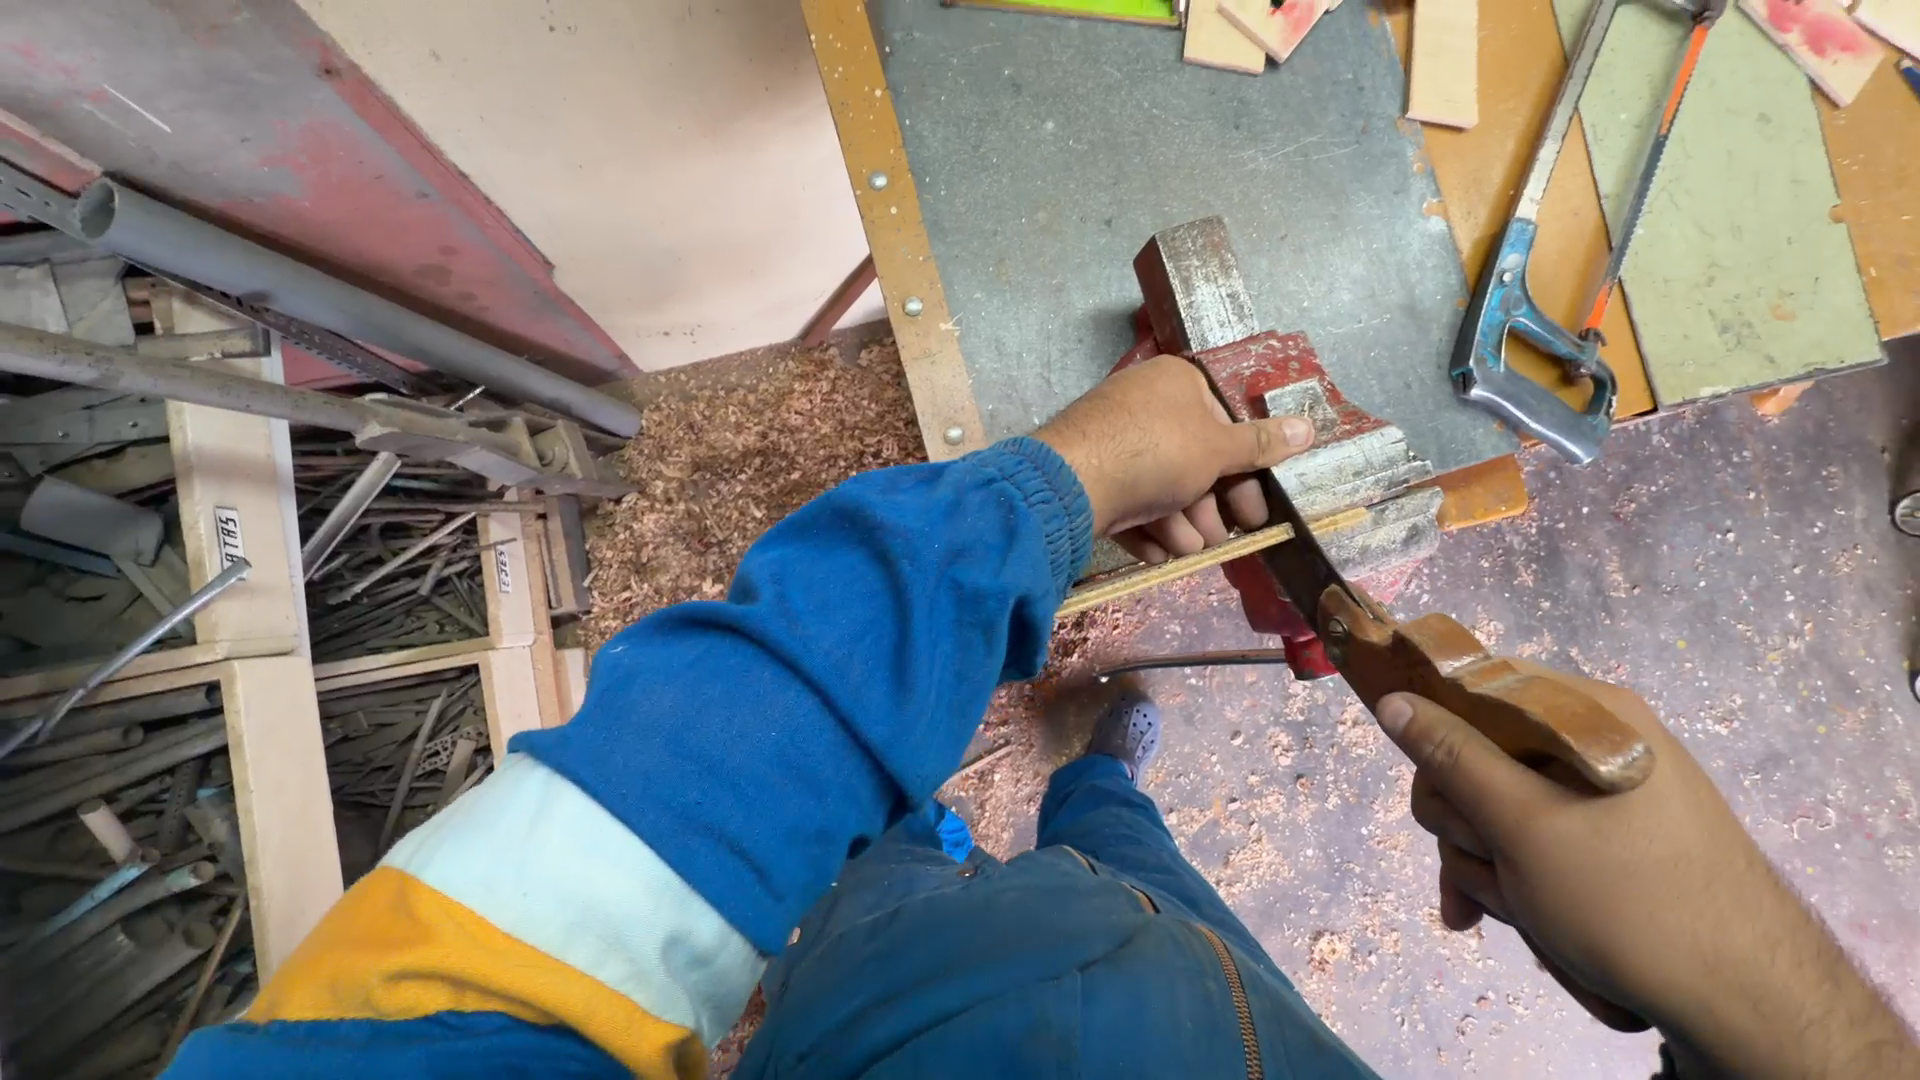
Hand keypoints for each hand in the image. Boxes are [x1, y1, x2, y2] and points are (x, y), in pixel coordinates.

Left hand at [1033, 354, 1312, 561]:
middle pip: (1190, 461)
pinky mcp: (1090, 477)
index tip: (1255, 511)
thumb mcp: (1217, 448)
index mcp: (1175, 384)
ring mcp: (1111, 442)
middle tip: (1221, 541)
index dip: (1243, 470)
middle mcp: (1142, 407)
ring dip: (1179, 524)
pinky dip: (1145, 529)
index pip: (1221, 424)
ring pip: (1158, 487)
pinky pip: (1127, 502)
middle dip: (1209, 508)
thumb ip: (1259, 444)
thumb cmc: (1157, 453)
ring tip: (1188, 549)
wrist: (1073, 482)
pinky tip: (1157, 554)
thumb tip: (1307, 428)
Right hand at [1375, 669, 1919, 1078]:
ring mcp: (1598, 796)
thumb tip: (1391, 700)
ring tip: (1512, 907)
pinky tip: (1504, 917)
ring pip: (1491, 805)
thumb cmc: (1630, 900)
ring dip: (1483, 860)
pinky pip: (1523, 840)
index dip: (1436, 721)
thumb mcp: (1521, 824)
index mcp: (1589, 717)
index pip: (1479, 685)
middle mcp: (1594, 744)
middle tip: (1480, 859)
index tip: (1423, 772)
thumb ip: (1450, 756)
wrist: (1754, 1014)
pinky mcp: (1600, 842)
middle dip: (1461, 817)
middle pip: (1475, 752)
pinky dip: (1505, 877)